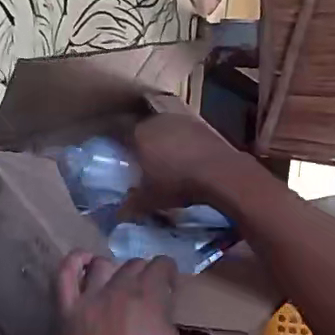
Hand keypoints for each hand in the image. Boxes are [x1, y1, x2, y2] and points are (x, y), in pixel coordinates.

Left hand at [55, 252, 186, 334]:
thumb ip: (166, 325)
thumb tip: (159, 314)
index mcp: (150, 300)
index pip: (160, 268)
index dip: (168, 272)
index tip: (170, 280)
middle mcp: (119, 291)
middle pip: (132, 266)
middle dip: (144, 272)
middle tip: (148, 287)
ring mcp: (89, 300)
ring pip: (102, 266)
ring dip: (115, 270)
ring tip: (119, 281)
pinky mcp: (66, 314)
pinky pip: (64, 276)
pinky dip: (74, 263)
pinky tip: (83, 261)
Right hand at [125, 111, 250, 212]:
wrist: (220, 173)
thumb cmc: (177, 184)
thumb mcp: (150, 200)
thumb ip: (131, 205)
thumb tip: (118, 214)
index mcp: (137, 134)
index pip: (117, 133)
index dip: (115, 143)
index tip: (115, 153)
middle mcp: (156, 121)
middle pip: (141, 129)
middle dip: (140, 142)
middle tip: (140, 159)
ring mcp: (180, 120)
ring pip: (163, 128)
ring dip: (162, 141)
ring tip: (165, 159)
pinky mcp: (201, 125)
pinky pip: (183, 132)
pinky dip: (182, 142)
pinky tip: (186, 157)